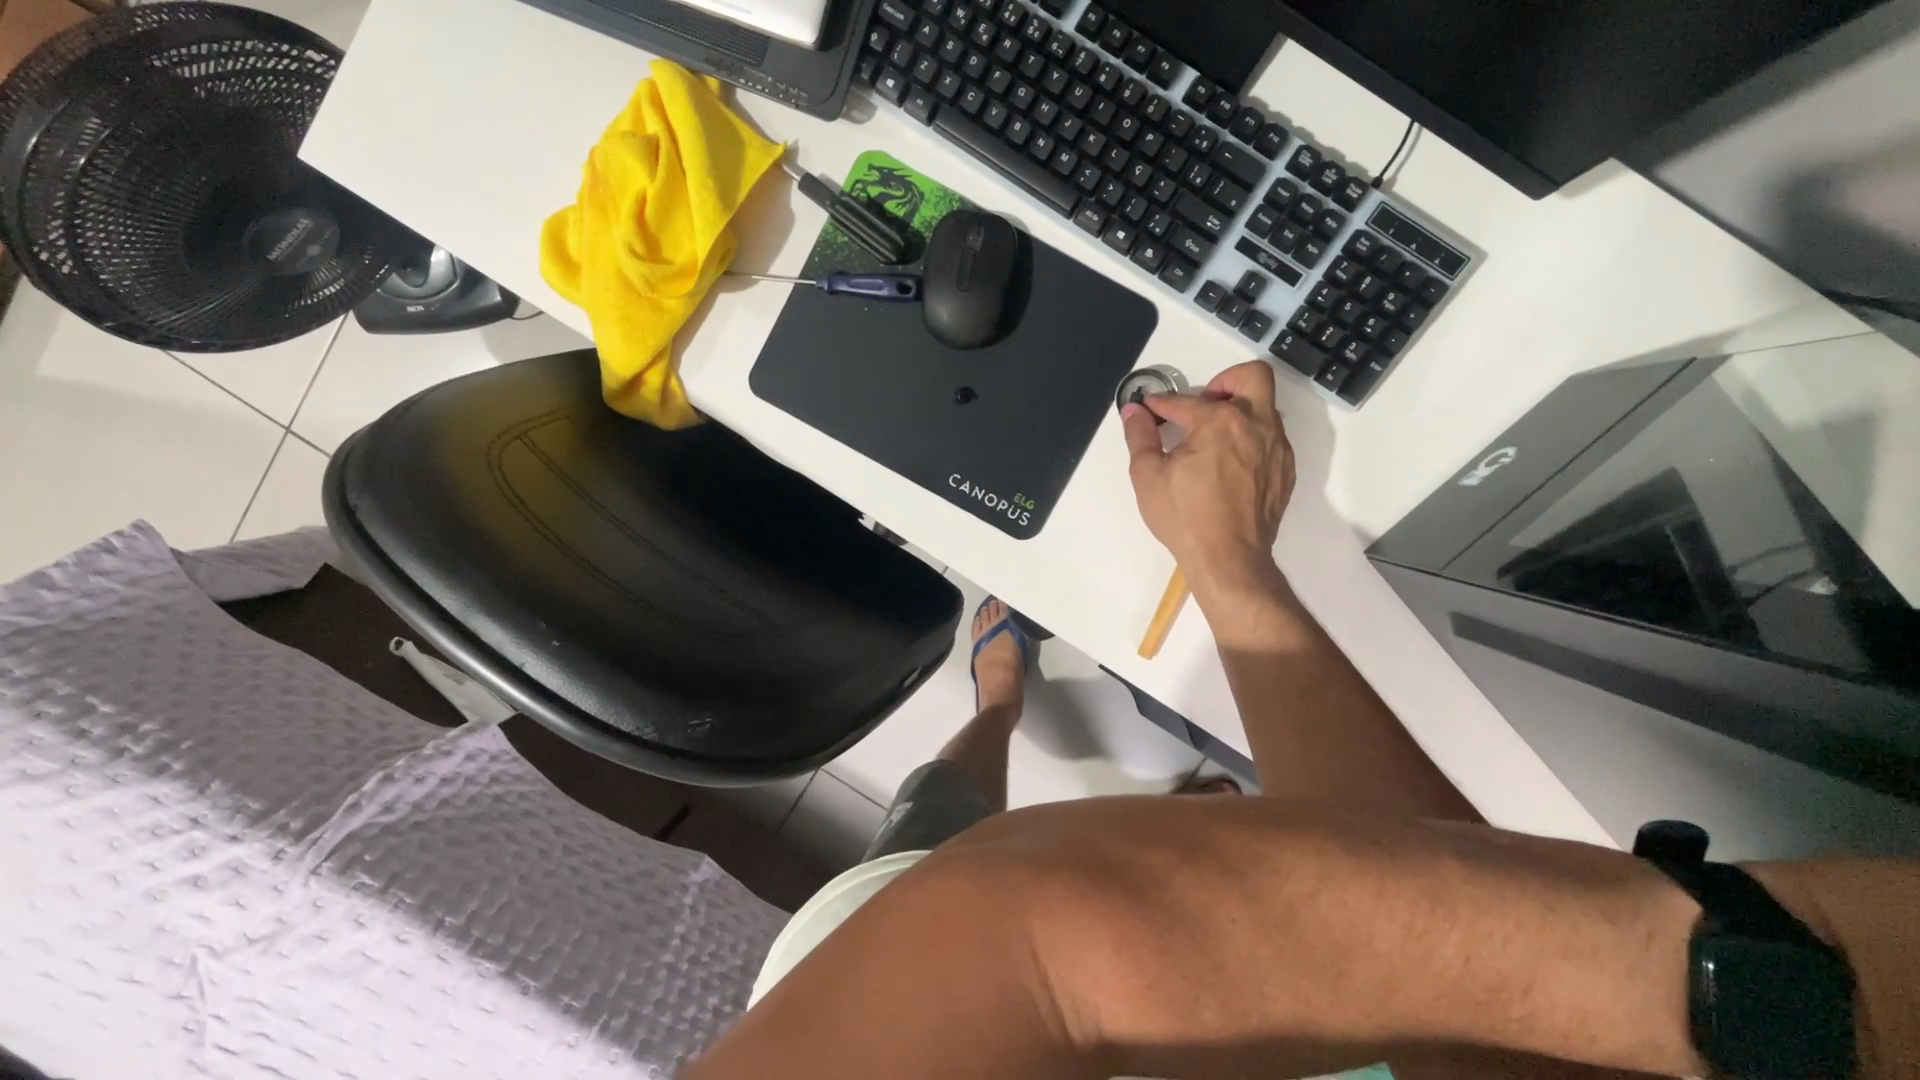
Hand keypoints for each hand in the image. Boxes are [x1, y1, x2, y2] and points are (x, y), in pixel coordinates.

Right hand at [1121, 361, 1294, 603]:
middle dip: (1225, 382)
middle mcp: (1256, 425)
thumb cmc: (1185, 518)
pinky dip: (1251, 439)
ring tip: (1212, 438)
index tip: (1150, 410)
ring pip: (1266, 408)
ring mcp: (1277, 447)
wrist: (1229, 559)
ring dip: (1239, 411)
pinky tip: (1228, 464)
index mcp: (1220, 422)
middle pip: (1252, 376)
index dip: (1162, 404)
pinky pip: (1272, 438)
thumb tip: (1133, 412)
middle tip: (1203, 405)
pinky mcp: (1285, 470)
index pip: (1185, 401)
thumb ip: (1140, 436)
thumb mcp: (1148, 476)